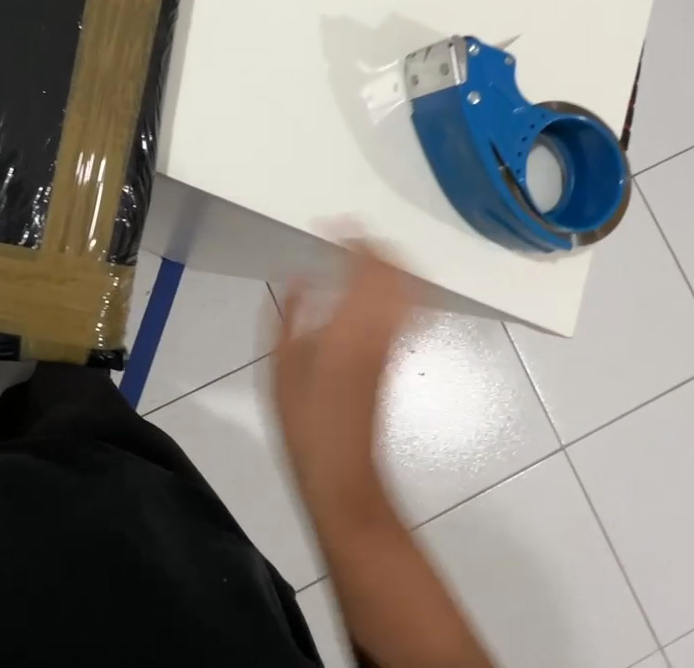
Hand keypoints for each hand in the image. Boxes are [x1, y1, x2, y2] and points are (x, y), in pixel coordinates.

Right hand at [271, 241, 417, 523]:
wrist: (343, 468)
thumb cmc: (304, 416)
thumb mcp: (281, 361)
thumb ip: (292, 312)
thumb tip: (300, 275)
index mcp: (350, 324)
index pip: (365, 267)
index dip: (353, 238)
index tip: (334, 225)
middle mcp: (382, 328)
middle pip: (398, 273)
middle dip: (380, 245)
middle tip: (354, 232)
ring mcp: (395, 342)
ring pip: (412, 290)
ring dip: (396, 264)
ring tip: (371, 251)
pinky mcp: (397, 356)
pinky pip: (410, 310)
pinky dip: (402, 288)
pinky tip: (385, 287)